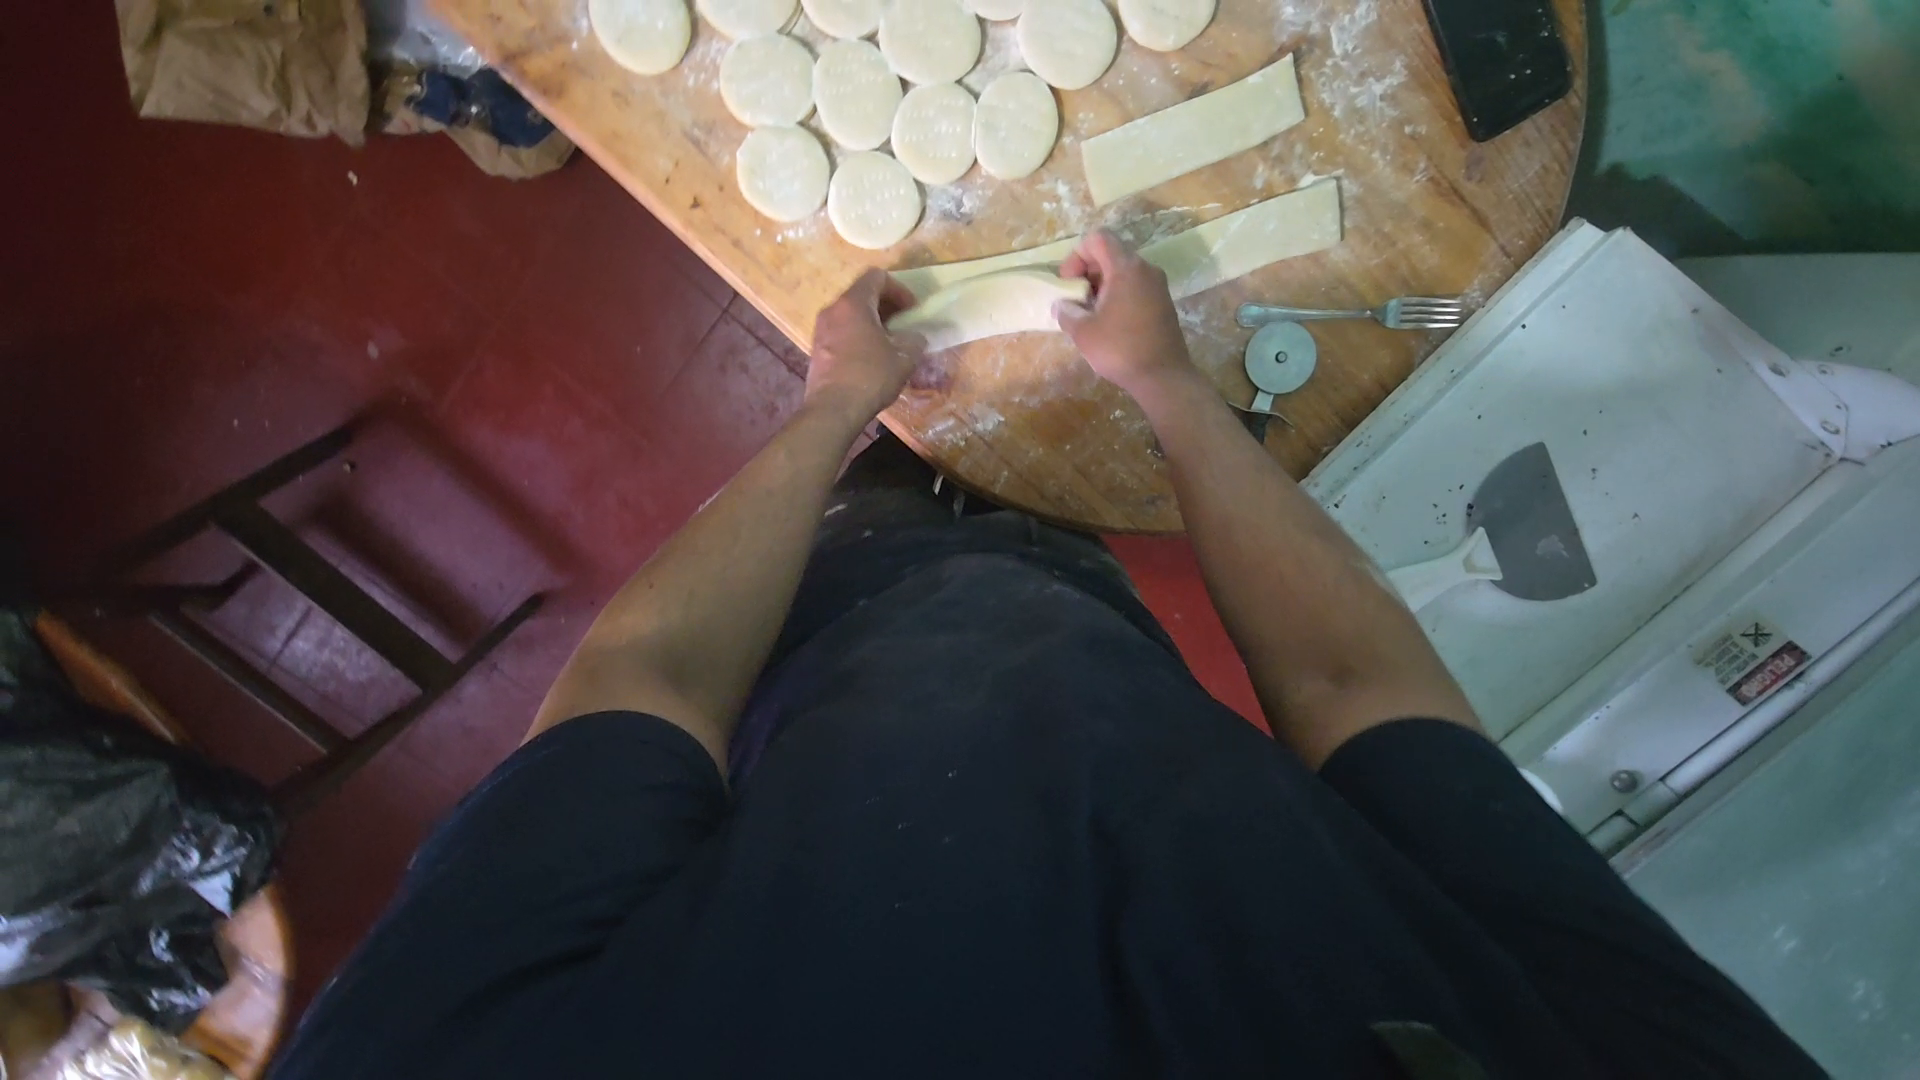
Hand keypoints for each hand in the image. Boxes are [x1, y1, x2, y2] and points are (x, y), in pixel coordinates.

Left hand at [806, 268, 925, 420]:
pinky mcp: (818, 349)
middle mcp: (833, 310)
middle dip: (886, 306)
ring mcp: (821, 330)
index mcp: (853, 303)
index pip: (877, 277)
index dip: (899, 289)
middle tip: (904, 324)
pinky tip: (872, 357)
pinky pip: (842, 332)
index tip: (912, 309)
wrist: (834, 409)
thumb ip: (914, 340)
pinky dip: (859, 336)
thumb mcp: (904, 358)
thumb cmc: (871, 377)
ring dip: (872, 322)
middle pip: (862, 294)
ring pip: (851, 315)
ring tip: (890, 343)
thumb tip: (914, 337)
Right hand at [1054, 231, 1194, 396]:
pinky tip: (1109, 323)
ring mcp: (1157, 286)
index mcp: (1125, 268)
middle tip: (1076, 299)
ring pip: (1123, 272)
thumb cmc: (1120, 350)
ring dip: (1102, 286)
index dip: (1076, 255)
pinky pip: (1135, 287)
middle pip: (1111, 254)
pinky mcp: (1162, 303)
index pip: (1098, 239)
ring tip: (1090, 314)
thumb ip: (1067, 312)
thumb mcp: (1083, 332)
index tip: (1069, 283)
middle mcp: (1145, 269)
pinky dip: (1118, 295)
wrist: (1162, 376)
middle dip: (1087, 272)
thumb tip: (1062, 304)